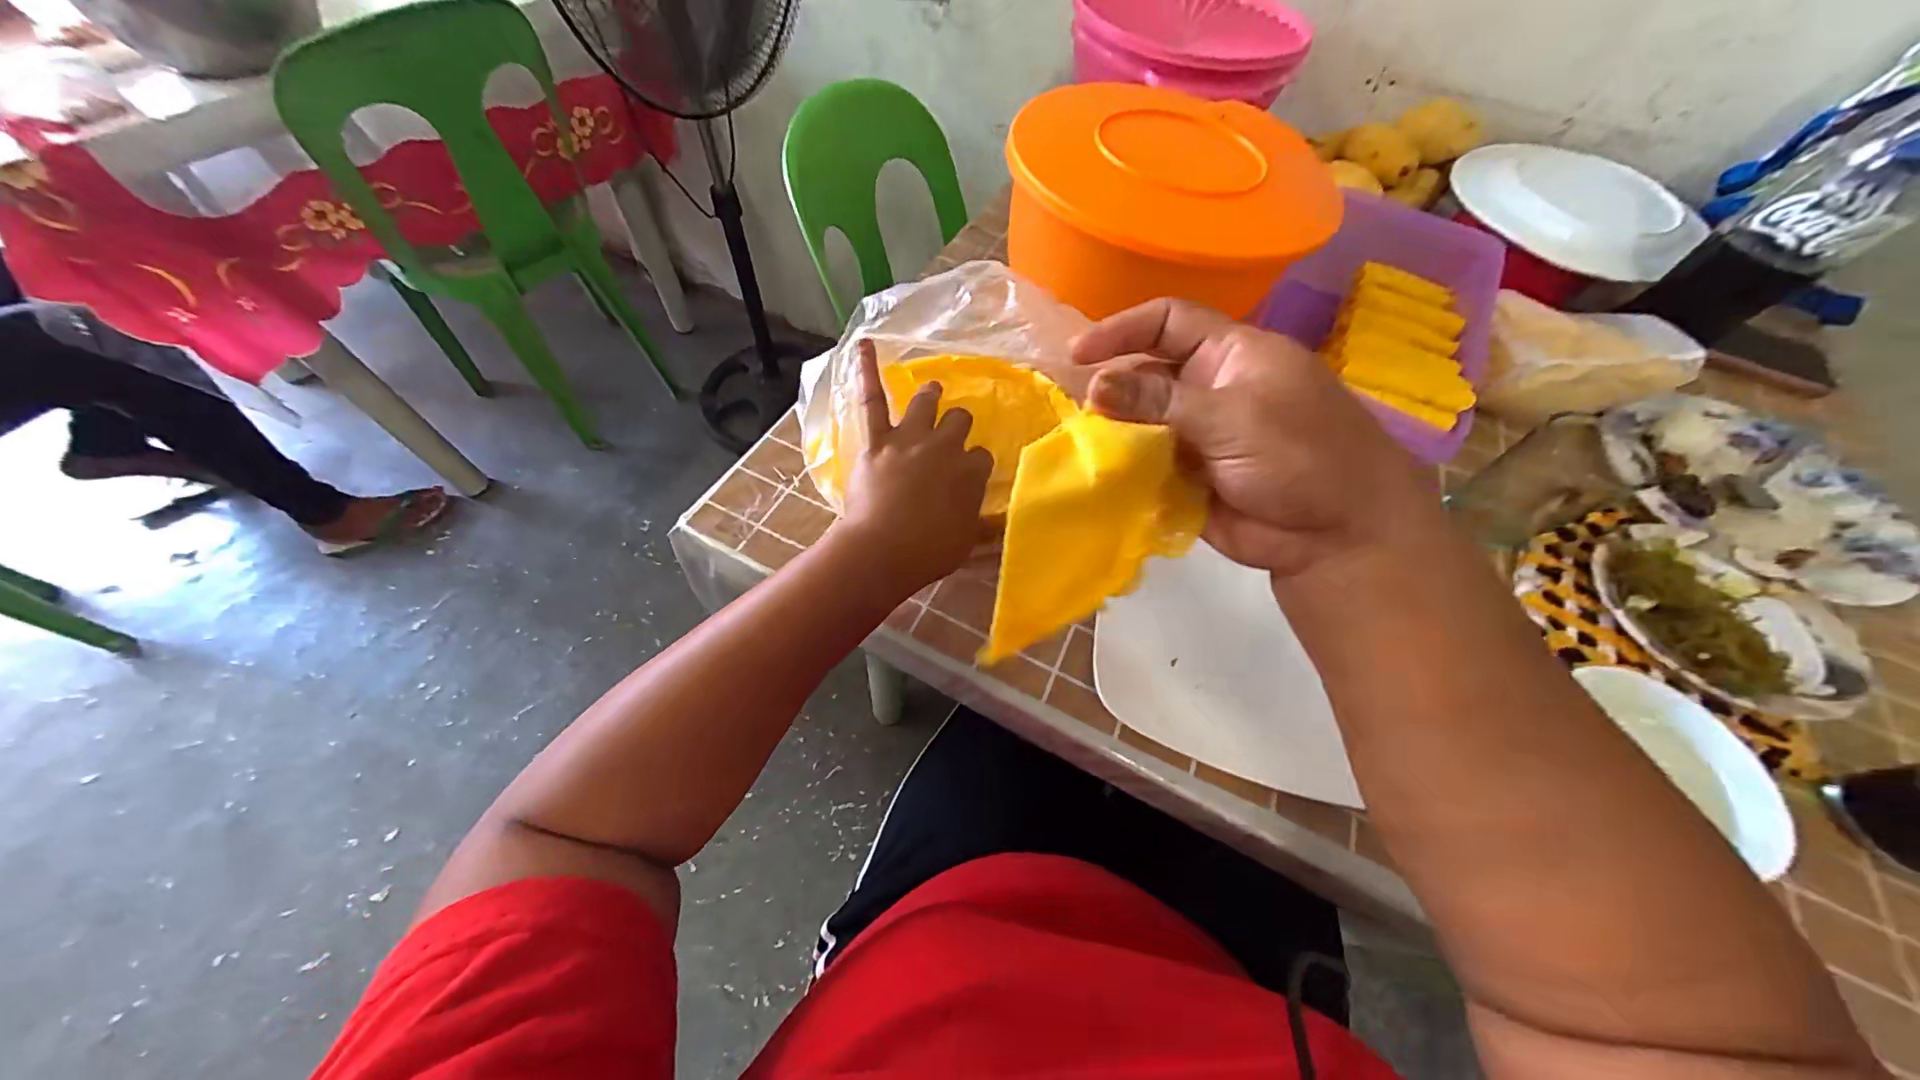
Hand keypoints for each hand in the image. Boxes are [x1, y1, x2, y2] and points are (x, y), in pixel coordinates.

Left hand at [832, 339, 992, 593]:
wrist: (884, 550)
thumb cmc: (928, 552)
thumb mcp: (967, 542)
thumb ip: (981, 525)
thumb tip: (998, 522)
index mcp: (971, 472)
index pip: (981, 456)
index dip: (975, 464)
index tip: (968, 476)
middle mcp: (945, 447)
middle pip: (959, 422)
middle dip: (958, 426)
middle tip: (951, 434)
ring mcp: (910, 439)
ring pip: (926, 403)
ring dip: (931, 395)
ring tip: (932, 390)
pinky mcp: (877, 440)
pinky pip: (872, 398)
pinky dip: (866, 370)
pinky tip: (864, 343)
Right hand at [1072, 298, 1441, 578]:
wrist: (1335, 534)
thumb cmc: (1300, 455)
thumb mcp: (1231, 415)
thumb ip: (1160, 400)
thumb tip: (1093, 385)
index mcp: (1230, 354)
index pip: (1168, 322)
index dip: (1122, 330)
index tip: (1079, 355)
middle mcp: (1209, 388)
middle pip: (1146, 373)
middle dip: (1111, 386)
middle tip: (1074, 409)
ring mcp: (1196, 434)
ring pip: (1141, 421)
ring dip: (1112, 430)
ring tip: (1078, 442)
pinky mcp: (1187, 475)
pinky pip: (1145, 463)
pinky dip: (1123, 466)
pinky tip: (1096, 472)